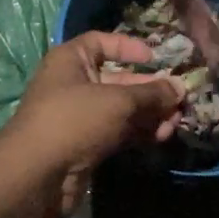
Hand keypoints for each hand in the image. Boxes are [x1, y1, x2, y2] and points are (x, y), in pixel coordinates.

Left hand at [0, 31, 186, 214]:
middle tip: (180, 98)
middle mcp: (74, 84)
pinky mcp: (86, 144)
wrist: (38, 174)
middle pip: (117, 79)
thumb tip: (179, 88)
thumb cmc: (75, 120)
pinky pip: (118, 131)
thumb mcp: (118, 101)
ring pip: (121, 109)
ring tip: (176, 120)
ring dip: (149, 114)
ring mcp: (79, 117)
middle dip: (149, 89)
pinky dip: (139, 132)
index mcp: (70, 60)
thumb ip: (151, 93)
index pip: (101, 43)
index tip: (156, 59)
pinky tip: (163, 136)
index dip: (128, 48)